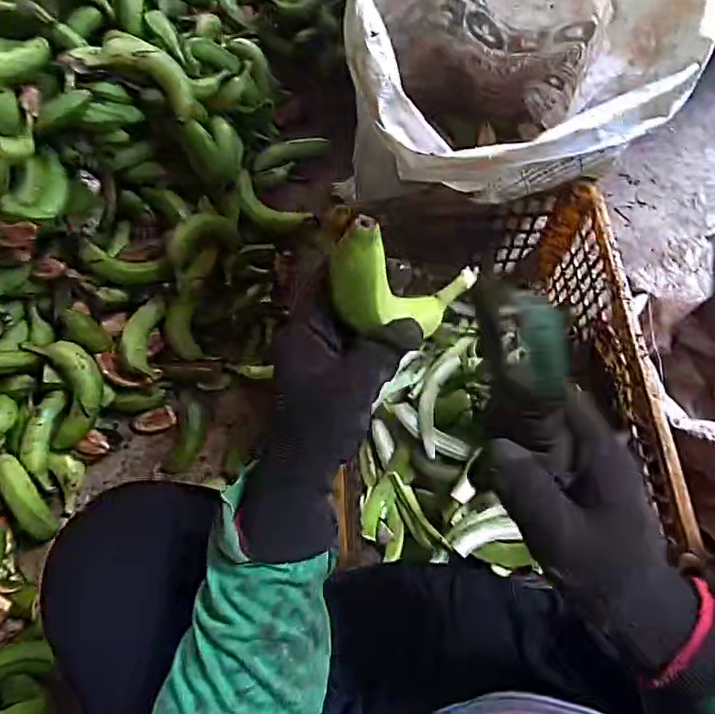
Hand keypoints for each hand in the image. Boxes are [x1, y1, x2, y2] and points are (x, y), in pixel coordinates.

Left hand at [240, 269, 419, 562]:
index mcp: (301, 330)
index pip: (320, 280)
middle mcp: (304, 334)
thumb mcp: (357, 383)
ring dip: (370, 311)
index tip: (375, 245)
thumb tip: (413, 322)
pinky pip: (348, 340)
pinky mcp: (325, 369)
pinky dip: (368, 334)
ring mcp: (314, 352)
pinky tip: (393, 332)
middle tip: (401, 274)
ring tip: (403, 297)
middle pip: (334, 297)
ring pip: (344, 319)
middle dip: (366, 286)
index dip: (346, 260)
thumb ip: (384, 348)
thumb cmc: (323, 423)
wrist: (302, 469)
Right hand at [483, 388, 714, 696]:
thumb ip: (528, 488)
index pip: (558, 394)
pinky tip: (499, 477)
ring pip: (542, 433)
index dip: (521, 388)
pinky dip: (521, 460)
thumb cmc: (606, 574)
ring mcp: (589, 466)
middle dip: (510, 416)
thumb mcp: (560, 535)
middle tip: (477, 436)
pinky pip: (544, 457)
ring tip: (482, 457)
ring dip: (512, 439)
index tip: (485, 400)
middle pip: (546, 410)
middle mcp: (596, 448)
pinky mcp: (580, 485)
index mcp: (599, 449)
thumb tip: (495, 445)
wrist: (641, 617)